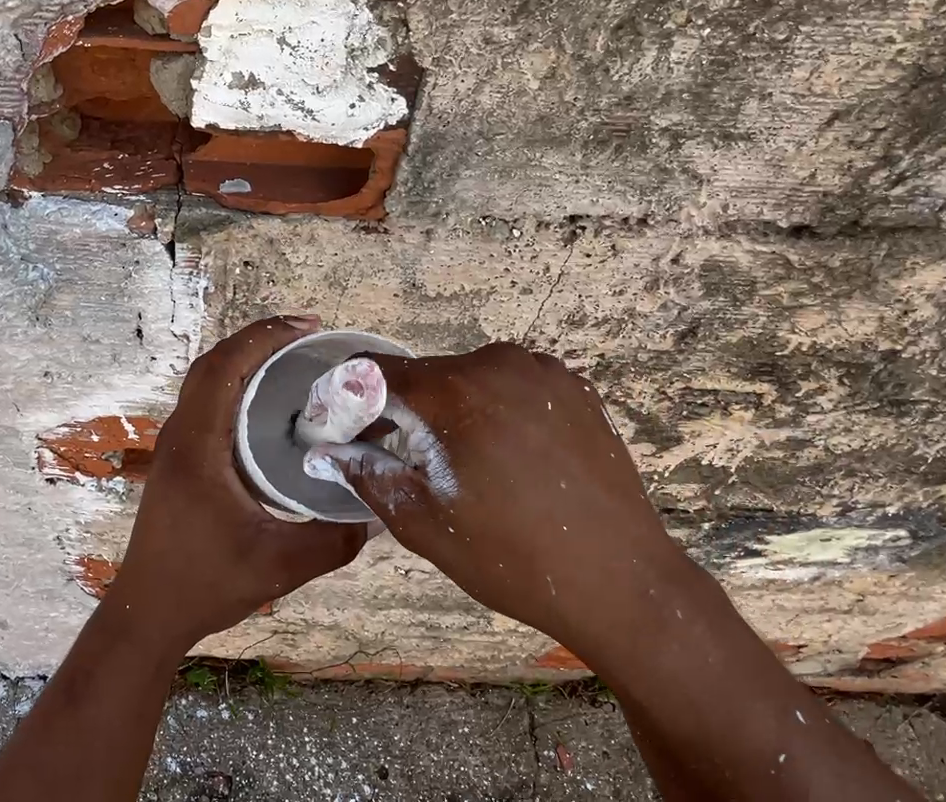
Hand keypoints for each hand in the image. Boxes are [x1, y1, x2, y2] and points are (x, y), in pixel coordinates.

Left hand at [103, 316, 368, 647]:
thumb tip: (378, 511)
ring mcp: (175, 447)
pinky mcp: (179, 460)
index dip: (263, 337)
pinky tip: (268, 405)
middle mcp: (180, 435)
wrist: (149, 611)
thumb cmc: (205, 584)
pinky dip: (236, 386)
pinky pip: (207, 403)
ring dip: (244, 361)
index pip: (223, 368)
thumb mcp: (279, 566)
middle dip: (258, 340)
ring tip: (293, 361)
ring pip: (206, 382)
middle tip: (308, 337)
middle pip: (212, 364)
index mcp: (197, 446)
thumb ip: (334, 541)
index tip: (307, 327)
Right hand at [316, 343, 687, 649]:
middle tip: (402, 460)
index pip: (375, 370)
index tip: (339, 430)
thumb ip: (365, 475)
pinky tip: (507, 456)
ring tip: (460, 464)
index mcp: (455, 392)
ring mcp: (543, 372)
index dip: (346, 397)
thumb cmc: (512, 557)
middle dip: (401, 410)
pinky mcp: (576, 388)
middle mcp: (497, 364)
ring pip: (469, 378)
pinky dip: (494, 409)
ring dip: (450, 410)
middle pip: (424, 374)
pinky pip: (512, 386)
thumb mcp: (423, 523)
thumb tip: (323, 450)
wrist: (621, 582)